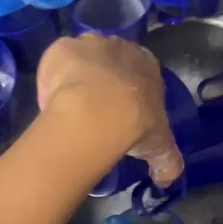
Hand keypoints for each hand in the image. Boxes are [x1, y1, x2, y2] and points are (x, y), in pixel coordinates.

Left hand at [36, 35, 182, 185]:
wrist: (99, 111)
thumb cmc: (137, 122)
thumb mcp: (160, 147)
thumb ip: (167, 162)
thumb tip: (167, 179)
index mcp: (148, 63)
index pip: (142, 71)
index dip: (132, 89)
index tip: (124, 110)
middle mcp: (121, 46)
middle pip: (113, 60)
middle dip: (105, 80)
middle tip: (97, 109)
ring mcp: (89, 44)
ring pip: (84, 57)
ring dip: (79, 74)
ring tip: (74, 105)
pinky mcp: (61, 48)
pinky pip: (58, 61)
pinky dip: (55, 77)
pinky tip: (55, 98)